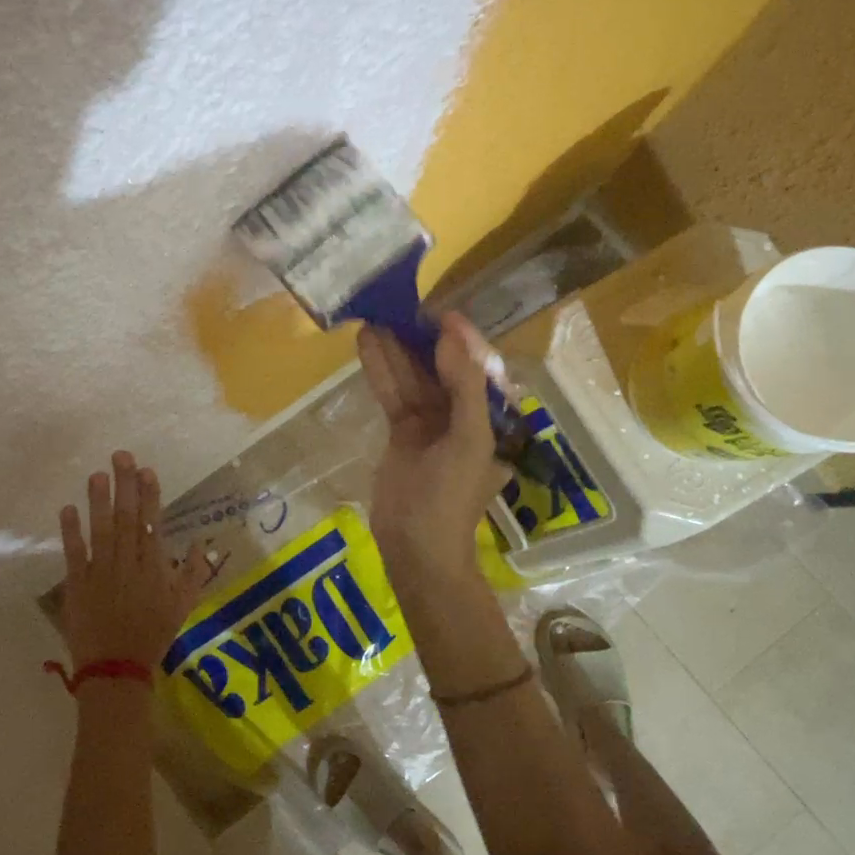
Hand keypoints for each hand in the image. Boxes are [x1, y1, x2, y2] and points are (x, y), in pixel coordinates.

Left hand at [58, 451, 210, 669]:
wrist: (117, 669)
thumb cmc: (152, 636)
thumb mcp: (182, 607)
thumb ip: (192, 574)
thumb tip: (199, 542)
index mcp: (154, 568)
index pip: (152, 523)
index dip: (149, 495)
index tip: (146, 470)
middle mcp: (128, 564)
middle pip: (127, 518)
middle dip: (124, 485)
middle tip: (120, 456)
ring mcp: (101, 573)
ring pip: (102, 530)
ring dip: (99, 501)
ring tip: (96, 475)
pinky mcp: (77, 584)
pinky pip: (74, 554)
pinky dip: (71, 532)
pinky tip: (68, 508)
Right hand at [357, 312, 507, 589]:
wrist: (417, 548)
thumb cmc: (450, 498)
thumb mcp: (468, 441)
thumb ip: (463, 387)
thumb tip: (450, 337)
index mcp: (488, 417)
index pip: (476, 367)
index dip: (460, 340)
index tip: (438, 314)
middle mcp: (460, 415)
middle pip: (440, 367)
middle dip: (421, 339)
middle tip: (398, 306)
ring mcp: (429, 424)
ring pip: (413, 377)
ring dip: (395, 349)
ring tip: (374, 316)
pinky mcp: (401, 433)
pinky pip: (392, 394)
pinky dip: (380, 371)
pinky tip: (366, 344)